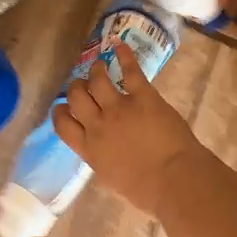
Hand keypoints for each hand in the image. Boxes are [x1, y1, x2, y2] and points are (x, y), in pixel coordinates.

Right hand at [51, 40, 207, 215]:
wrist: (176, 182)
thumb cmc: (148, 192)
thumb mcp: (113, 180)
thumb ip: (101, 159)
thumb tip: (99, 149)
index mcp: (90, 150)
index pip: (62, 124)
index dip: (60, 111)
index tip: (63, 106)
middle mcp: (99, 125)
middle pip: (76, 96)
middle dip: (77, 87)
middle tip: (83, 85)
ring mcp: (120, 108)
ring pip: (97, 79)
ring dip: (96, 70)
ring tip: (99, 65)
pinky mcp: (143, 96)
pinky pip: (130, 70)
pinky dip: (123, 54)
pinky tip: (119, 44)